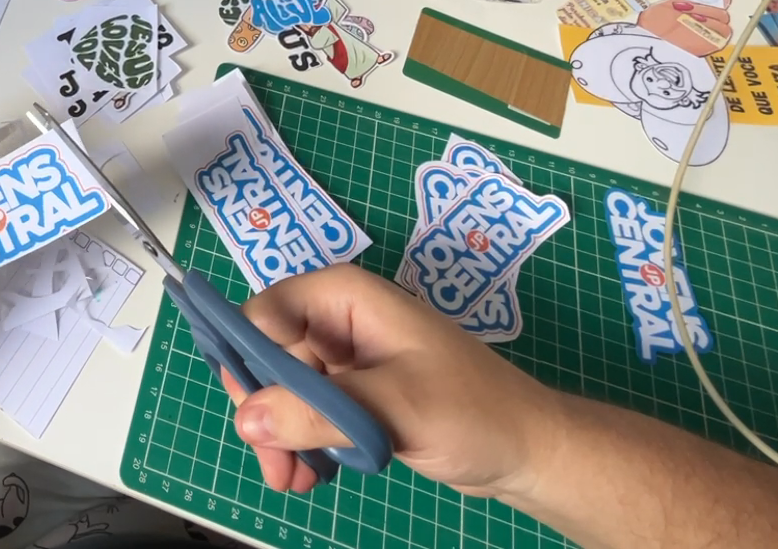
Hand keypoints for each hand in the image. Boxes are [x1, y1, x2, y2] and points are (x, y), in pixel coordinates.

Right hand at [224, 265, 563, 498]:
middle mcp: (331, 318)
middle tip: (274, 464)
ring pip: (279, 386)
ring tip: (291, 480)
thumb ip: (318, 412)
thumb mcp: (394, 411)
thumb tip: (245, 420)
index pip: (264, 313)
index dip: (247, 358)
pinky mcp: (348, 390)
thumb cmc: (474, 413)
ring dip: (278, 433)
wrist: (532, 454)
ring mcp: (338, 355)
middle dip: (264, 409)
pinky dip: (297, 441)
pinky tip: (308, 474)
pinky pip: (302, 408)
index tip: (250, 415)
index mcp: (340, 297)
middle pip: (266, 354)